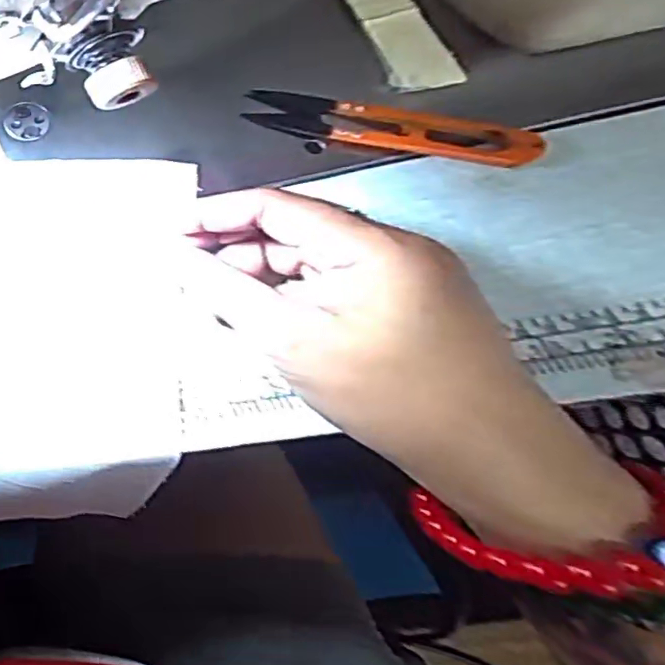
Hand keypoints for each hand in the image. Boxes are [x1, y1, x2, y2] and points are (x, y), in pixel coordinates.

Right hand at [177, 188, 647, 552]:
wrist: (493, 458)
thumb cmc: (391, 396)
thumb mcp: (290, 340)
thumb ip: (223, 290)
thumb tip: (176, 257)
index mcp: (370, 244)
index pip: (274, 206)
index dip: (215, 215)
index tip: (170, 234)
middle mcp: (390, 247)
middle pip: (289, 232)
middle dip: (233, 252)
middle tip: (186, 278)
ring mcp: (402, 275)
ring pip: (307, 262)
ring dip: (259, 279)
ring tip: (217, 306)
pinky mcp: (404, 303)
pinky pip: (328, 285)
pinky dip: (289, 298)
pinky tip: (260, 320)